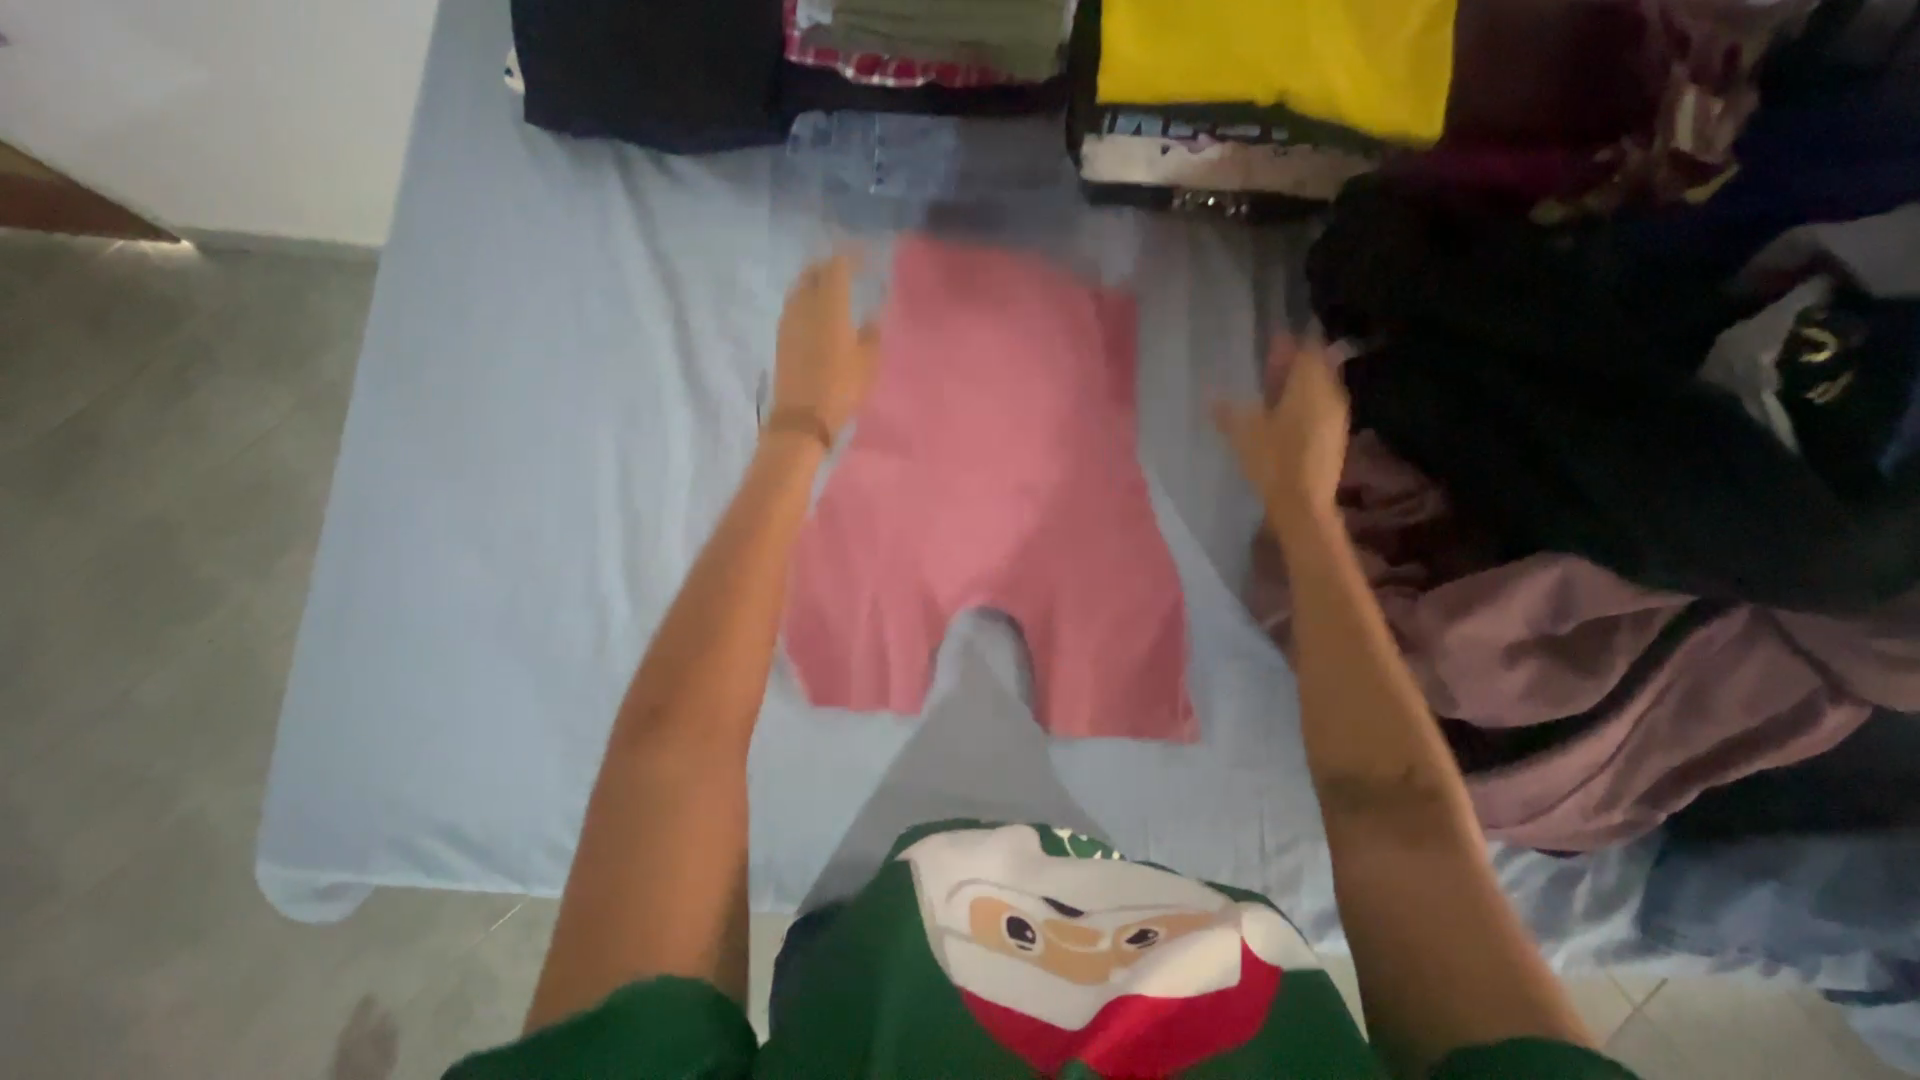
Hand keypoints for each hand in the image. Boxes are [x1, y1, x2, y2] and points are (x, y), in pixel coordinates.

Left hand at [773, 252, 880, 439]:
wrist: (802, 417)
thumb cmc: (841, 386)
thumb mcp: (868, 361)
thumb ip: (871, 334)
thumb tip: (870, 319)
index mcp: (830, 303)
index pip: (837, 266)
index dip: (850, 257)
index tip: (864, 258)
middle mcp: (805, 304)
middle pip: (813, 272)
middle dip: (829, 267)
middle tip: (847, 271)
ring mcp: (789, 320)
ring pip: (800, 289)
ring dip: (815, 283)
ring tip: (832, 291)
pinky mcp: (781, 337)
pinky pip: (794, 307)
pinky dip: (807, 302)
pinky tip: (818, 314)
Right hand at [1214, 333, 1350, 522]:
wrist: (1303, 505)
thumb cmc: (1273, 462)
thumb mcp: (1243, 434)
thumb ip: (1228, 411)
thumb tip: (1211, 398)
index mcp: (1309, 385)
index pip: (1308, 348)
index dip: (1291, 343)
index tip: (1274, 342)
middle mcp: (1329, 394)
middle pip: (1317, 366)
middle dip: (1295, 364)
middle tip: (1270, 367)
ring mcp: (1337, 417)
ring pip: (1320, 388)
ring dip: (1301, 386)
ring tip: (1274, 393)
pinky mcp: (1336, 437)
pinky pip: (1321, 408)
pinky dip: (1306, 405)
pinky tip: (1286, 418)